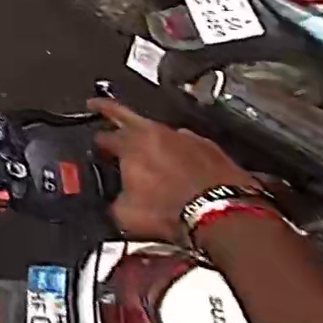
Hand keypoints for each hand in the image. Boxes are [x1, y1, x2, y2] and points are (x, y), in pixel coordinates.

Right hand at [88, 97, 257, 243]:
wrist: (226, 217)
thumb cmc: (174, 213)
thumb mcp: (127, 214)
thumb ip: (113, 201)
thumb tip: (113, 203)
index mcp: (128, 144)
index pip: (103, 137)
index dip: (98, 145)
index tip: (99, 150)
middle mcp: (153, 133)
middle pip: (124, 113)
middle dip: (107, 108)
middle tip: (97, 105)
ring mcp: (184, 137)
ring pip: (159, 130)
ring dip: (151, 137)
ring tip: (149, 148)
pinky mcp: (211, 148)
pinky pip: (188, 144)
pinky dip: (181, 150)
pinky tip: (183, 163)